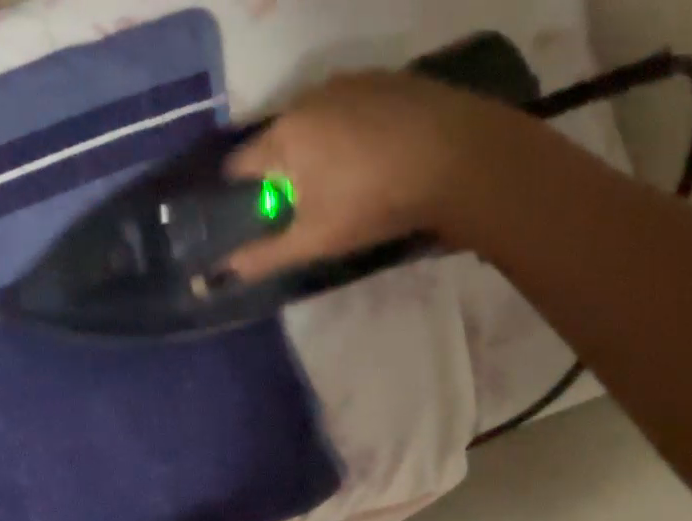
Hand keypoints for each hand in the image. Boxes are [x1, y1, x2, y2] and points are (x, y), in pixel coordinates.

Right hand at [224, 71, 541, 281]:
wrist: (465, 159)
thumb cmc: (375, 202)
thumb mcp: (314, 240)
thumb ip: (264, 256)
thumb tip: (226, 270)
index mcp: (283, 137)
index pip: (240, 165)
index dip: (244, 192)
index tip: (261, 212)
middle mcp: (309, 100)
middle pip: (278, 140)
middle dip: (283, 168)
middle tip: (307, 201)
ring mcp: (351, 83)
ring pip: (316, 122)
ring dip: (318, 147)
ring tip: (344, 177)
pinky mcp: (389, 79)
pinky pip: (352, 108)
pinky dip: (352, 129)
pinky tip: (375, 154)